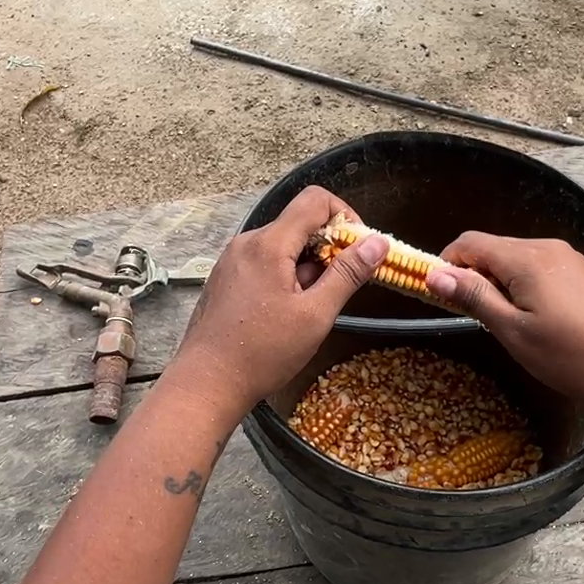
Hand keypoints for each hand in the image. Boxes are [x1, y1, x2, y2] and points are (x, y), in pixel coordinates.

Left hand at [165, 187, 387, 413]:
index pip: (314, 200)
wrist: (206, 383)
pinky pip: (264, 262)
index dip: (344, 216)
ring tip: (308, 309)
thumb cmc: (262, 353)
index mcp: (268, 244)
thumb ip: (347, 274)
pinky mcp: (226, 279)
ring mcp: (232, 260)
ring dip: (306, 267)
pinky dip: (285, 277)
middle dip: (327, 249)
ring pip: (283, 246)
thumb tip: (377, 243)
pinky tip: (285, 314)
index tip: (357, 250)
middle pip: (299, 224)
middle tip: (337, 288)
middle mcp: (246, 243)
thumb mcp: (316, 315)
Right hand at [426, 233, 583, 412]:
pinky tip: (538, 323)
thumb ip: (476, 298)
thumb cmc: (576, 356)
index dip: (446, 265)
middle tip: (475, 319)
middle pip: (493, 248)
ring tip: (508, 326)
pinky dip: (523, 288)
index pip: (468, 242)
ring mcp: (570, 259)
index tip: (441, 298)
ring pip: (516, 260)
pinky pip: (540, 270)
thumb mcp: (515, 332)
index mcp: (526, 257)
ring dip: (499, 284)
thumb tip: (435, 274)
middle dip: (473, 276)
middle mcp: (547, 248)